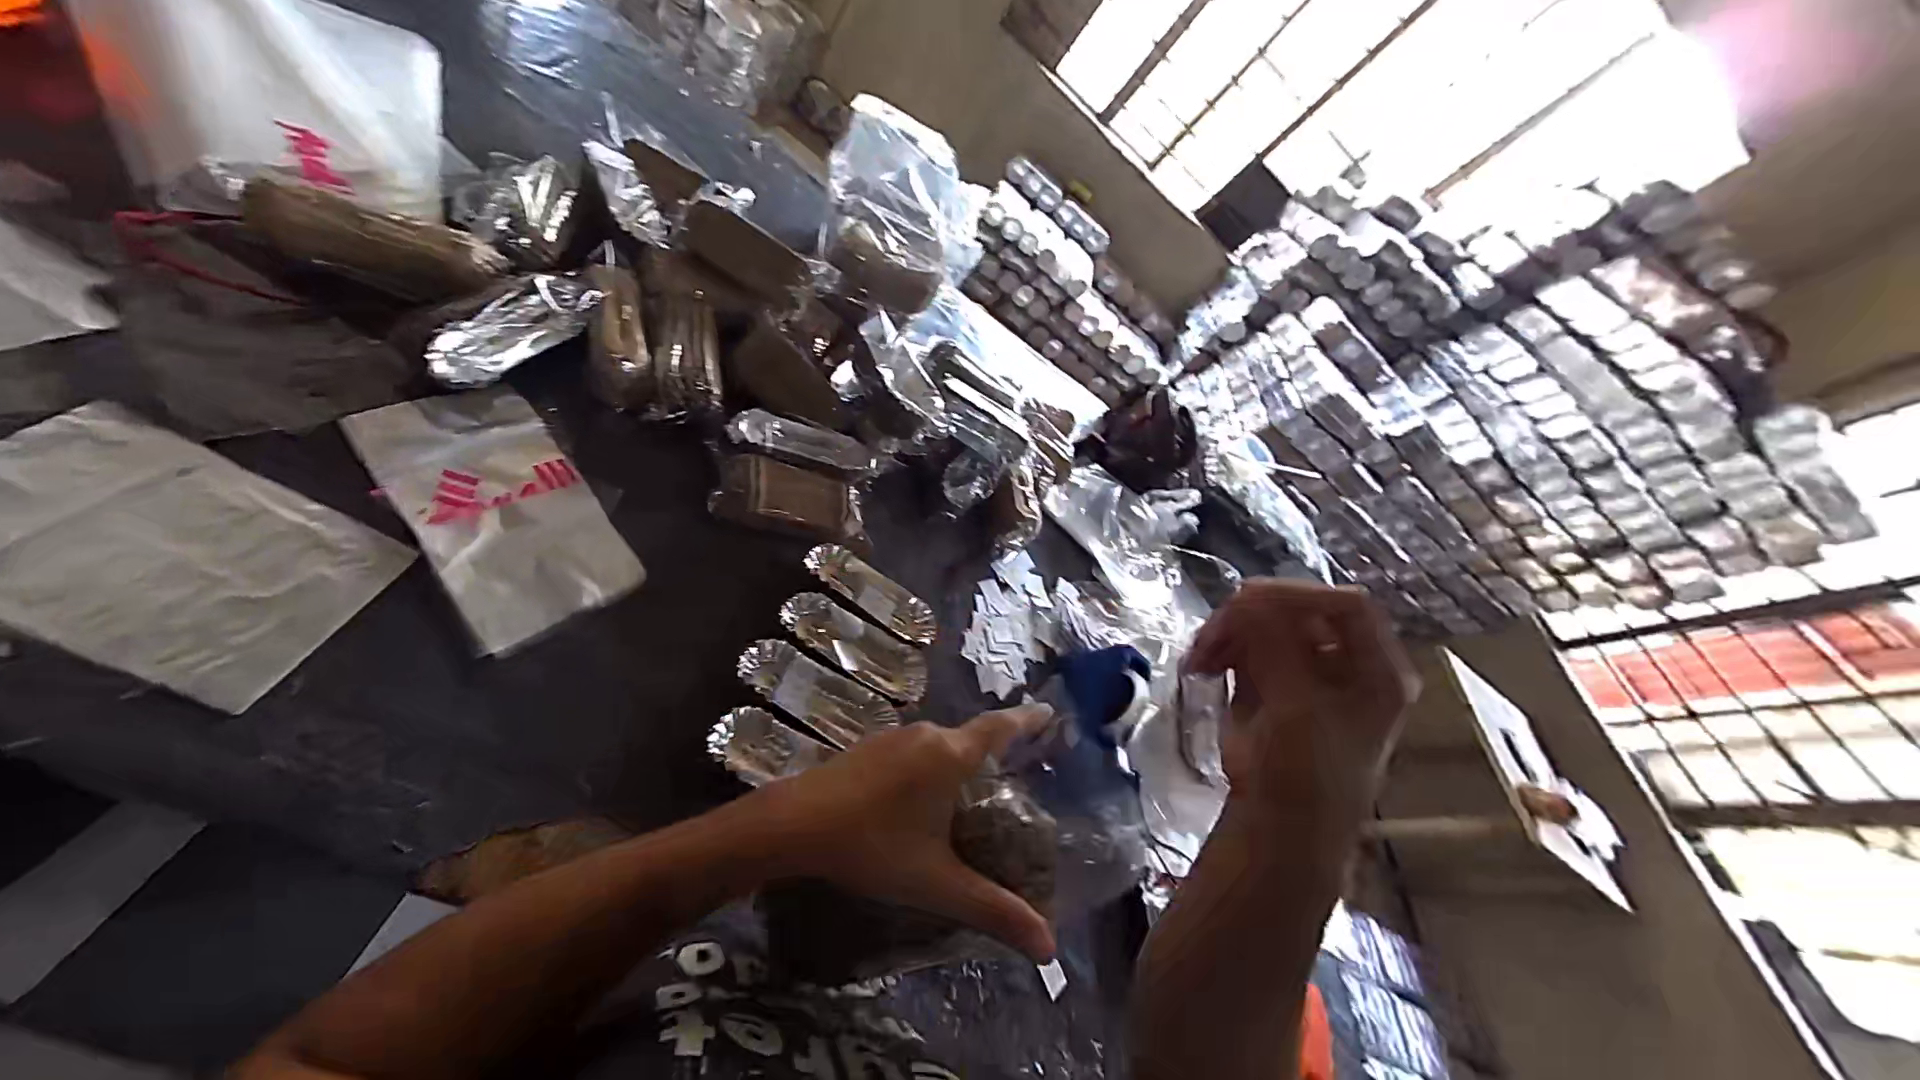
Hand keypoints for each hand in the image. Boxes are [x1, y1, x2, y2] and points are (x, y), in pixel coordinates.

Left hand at [741, 704, 1057, 961]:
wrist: (793, 823)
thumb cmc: (872, 845)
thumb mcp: (936, 882)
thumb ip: (993, 909)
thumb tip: (1048, 947)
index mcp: (950, 755)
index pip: (1001, 728)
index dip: (1028, 719)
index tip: (1049, 711)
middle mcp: (926, 735)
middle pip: (972, 737)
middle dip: (997, 751)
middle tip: (1018, 772)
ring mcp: (893, 737)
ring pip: (941, 744)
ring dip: (961, 760)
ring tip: (975, 789)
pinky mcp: (869, 747)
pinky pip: (916, 750)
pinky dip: (933, 765)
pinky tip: (924, 796)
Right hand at [1186, 580, 1419, 829]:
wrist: (1279, 825)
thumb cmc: (1305, 772)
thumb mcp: (1295, 706)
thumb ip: (1274, 645)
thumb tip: (1246, 595)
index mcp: (1376, 670)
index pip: (1347, 607)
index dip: (1298, 595)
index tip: (1245, 599)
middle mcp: (1345, 664)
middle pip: (1300, 613)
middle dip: (1252, 617)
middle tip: (1212, 633)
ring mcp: (1306, 672)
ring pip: (1267, 627)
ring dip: (1229, 633)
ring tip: (1200, 657)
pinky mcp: (1271, 682)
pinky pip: (1246, 648)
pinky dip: (1222, 649)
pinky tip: (1202, 665)